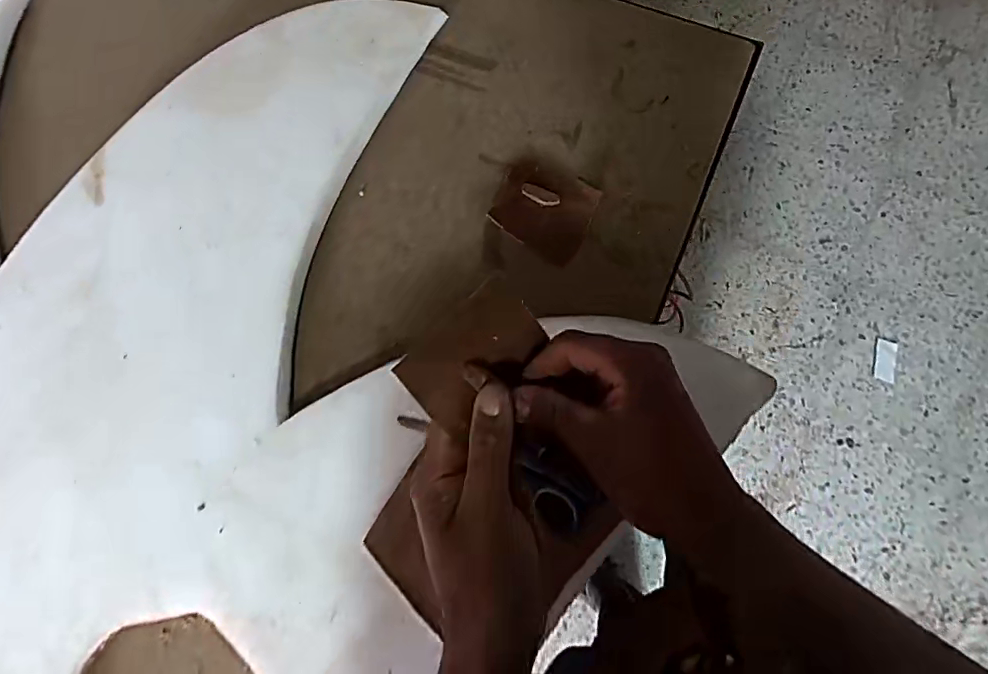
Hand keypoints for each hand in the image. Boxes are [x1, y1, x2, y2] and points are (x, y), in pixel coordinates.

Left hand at [412, 379, 543, 673]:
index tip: (506, 352)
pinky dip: (529, 440)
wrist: (503, 637)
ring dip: (519, 414)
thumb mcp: (488, 508)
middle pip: (476, 422)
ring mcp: (480, 487)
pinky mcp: (503, 499)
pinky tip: (550, 421)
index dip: (476, 383)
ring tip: (546, 381)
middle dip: (502, 395)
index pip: (452, 413)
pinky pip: (513, 458)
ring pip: (498, 437)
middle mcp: (454, 475)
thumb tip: (491, 390)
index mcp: (437, 475)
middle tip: (536, 362)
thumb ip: (489, 448)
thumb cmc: (487, 577)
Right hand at [512, 332, 748, 559]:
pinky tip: (567, 422)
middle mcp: (645, 357)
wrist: (705, 514)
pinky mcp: (656, 396)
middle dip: (552, 376)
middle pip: (585, 352)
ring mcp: (654, 375)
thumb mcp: (593, 443)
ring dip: (569, 389)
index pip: (572, 343)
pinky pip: (613, 384)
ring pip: (598, 370)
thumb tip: (515, 395)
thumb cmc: (650, 476)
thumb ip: (552, 412)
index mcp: (631, 359)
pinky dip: (589, 399)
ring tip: (537, 414)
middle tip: (521, 402)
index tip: (513, 389)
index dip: (538, 364)